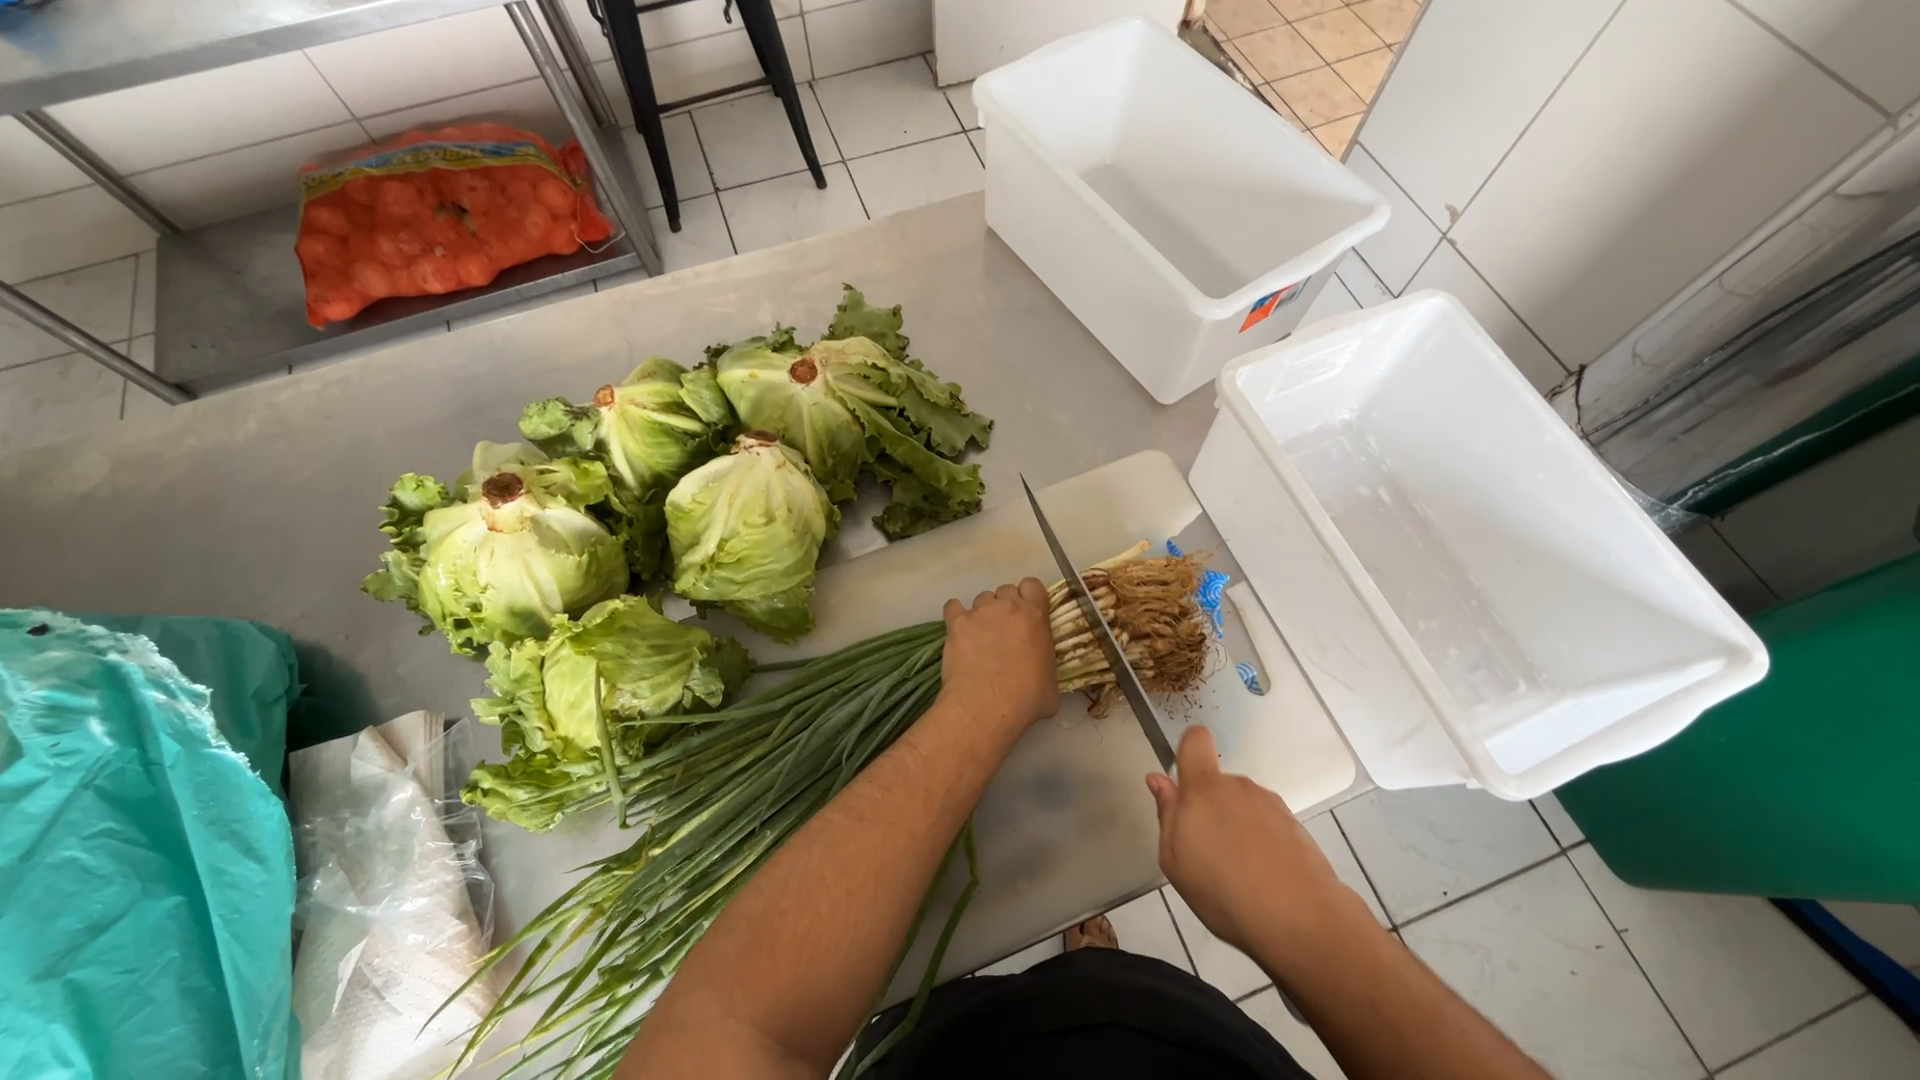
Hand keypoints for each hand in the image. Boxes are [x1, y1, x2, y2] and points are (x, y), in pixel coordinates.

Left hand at [941, 579, 1059, 733]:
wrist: (988, 705)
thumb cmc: (1027, 698)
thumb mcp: (1052, 682)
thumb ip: (1046, 665)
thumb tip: (1041, 676)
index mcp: (1035, 615)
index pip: (1032, 585)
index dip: (1028, 597)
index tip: (1026, 615)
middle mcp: (1007, 606)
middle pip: (1005, 590)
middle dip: (1005, 606)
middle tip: (1003, 631)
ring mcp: (980, 612)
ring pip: (981, 599)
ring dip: (983, 613)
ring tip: (979, 637)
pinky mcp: (956, 623)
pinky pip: (953, 607)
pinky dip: (956, 616)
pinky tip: (958, 633)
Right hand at [1148, 726, 1367, 956]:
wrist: (1300, 919)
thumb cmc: (1223, 890)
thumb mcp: (1175, 860)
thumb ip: (1167, 814)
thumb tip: (1159, 779)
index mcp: (1204, 788)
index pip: (1195, 741)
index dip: (1188, 751)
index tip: (1185, 783)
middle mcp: (1239, 787)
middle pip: (1216, 784)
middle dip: (1209, 808)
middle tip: (1206, 852)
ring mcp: (1271, 804)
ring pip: (1241, 806)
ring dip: (1235, 827)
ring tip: (1237, 872)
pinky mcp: (1295, 825)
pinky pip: (1265, 825)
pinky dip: (1260, 843)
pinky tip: (1262, 878)